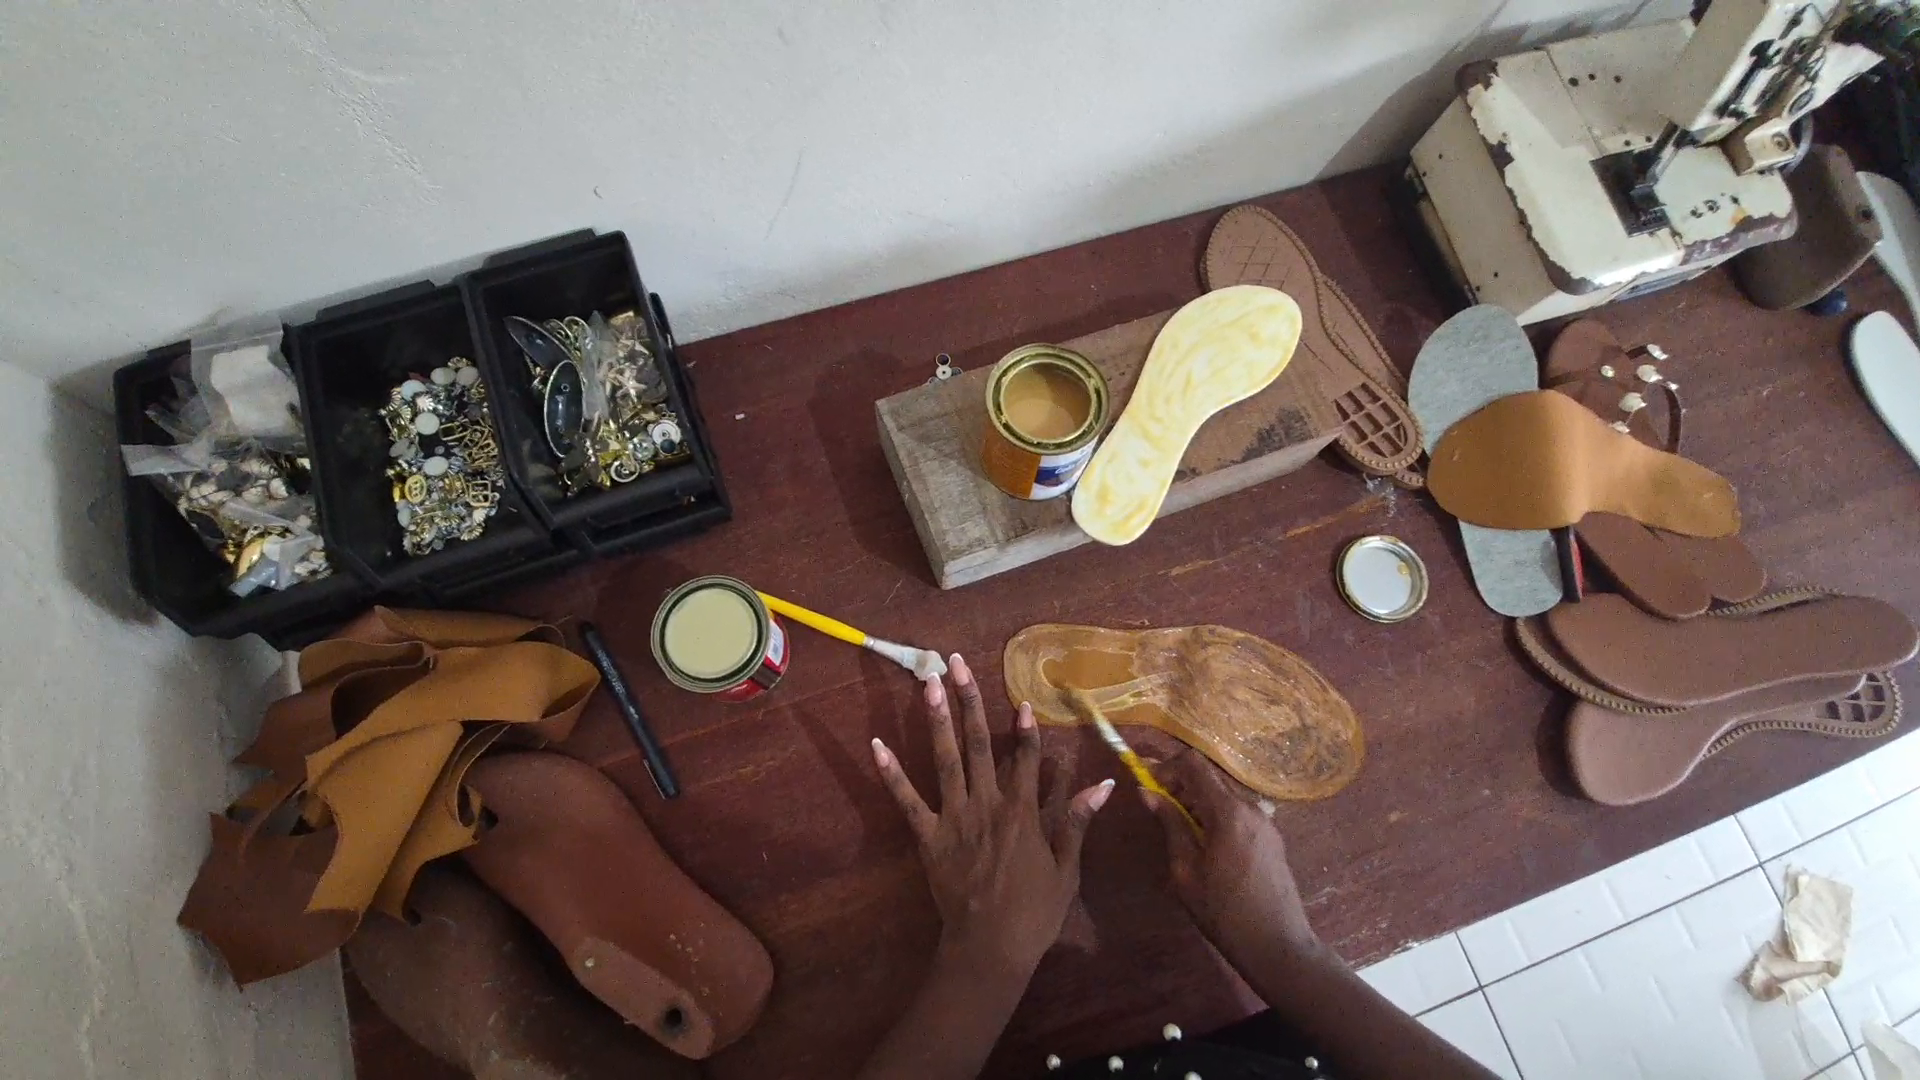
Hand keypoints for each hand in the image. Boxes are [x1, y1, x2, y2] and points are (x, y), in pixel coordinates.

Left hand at [870, 655, 1113, 982]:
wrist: (990, 949)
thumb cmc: (1033, 912)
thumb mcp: (1066, 870)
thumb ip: (1078, 822)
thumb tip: (1102, 785)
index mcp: (1022, 812)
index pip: (1026, 759)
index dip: (1025, 728)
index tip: (1020, 699)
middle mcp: (987, 804)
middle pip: (978, 744)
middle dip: (969, 701)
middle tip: (956, 664)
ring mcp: (954, 817)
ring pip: (946, 759)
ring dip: (938, 720)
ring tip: (929, 683)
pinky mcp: (928, 836)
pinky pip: (907, 800)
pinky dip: (891, 773)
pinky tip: (877, 744)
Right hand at [1141, 747, 1318, 962]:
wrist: (1279, 947)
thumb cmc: (1224, 911)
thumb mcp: (1186, 870)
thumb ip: (1170, 824)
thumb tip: (1147, 793)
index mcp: (1228, 812)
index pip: (1193, 764)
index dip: (1165, 766)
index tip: (1146, 782)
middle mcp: (1250, 807)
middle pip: (1208, 776)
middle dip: (1178, 782)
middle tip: (1155, 802)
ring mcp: (1264, 820)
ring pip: (1221, 792)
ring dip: (1195, 798)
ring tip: (1176, 822)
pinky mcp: (1270, 835)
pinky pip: (1236, 810)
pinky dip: (1214, 812)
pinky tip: (1202, 838)